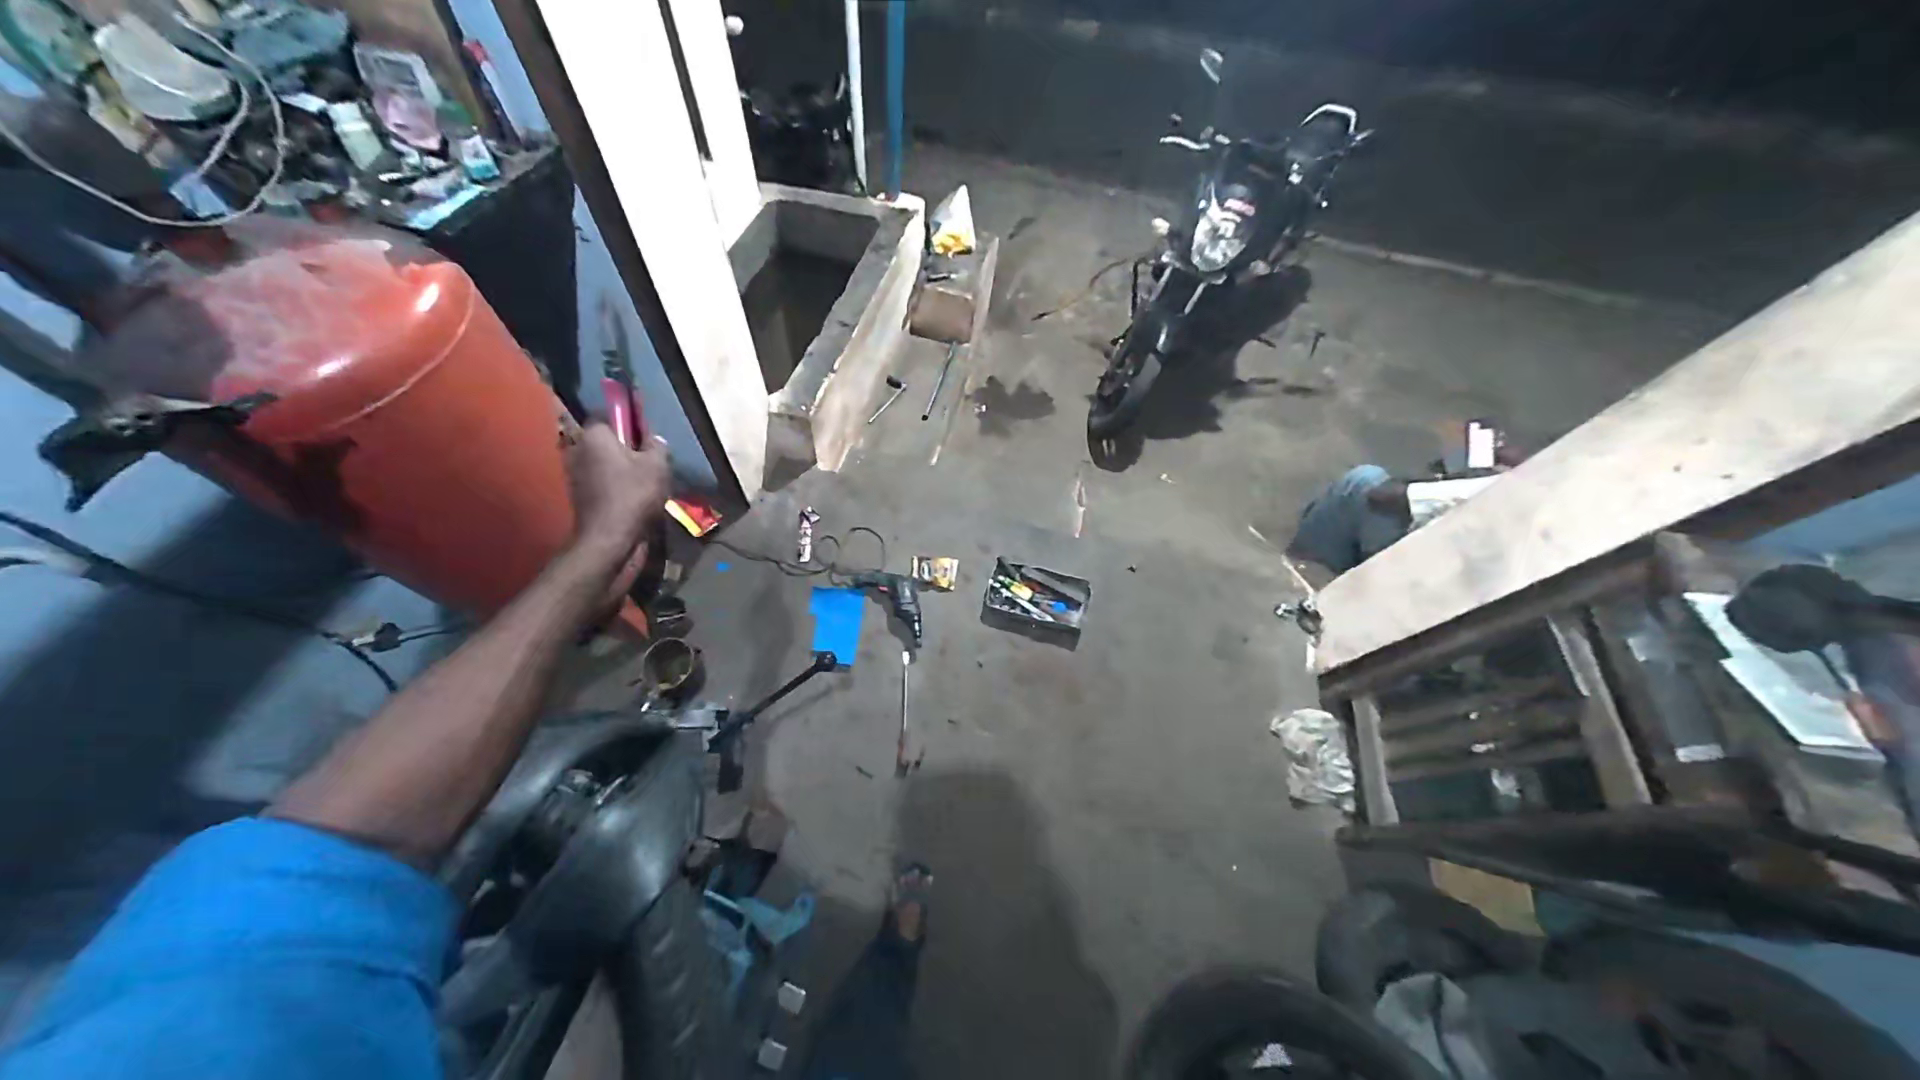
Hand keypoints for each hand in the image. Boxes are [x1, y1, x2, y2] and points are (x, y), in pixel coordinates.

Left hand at [564, 421, 669, 569]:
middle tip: (648, 459)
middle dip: (624, 447)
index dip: (626, 422)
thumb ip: (657, 446)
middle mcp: (578, 450)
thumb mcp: (658, 466)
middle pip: (604, 441)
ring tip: (644, 482)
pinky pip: (600, 482)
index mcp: (594, 435)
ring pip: (602, 463)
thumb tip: (653, 440)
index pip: (606, 415)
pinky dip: (614, 486)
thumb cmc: (633, 494)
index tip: (644, 435)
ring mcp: (575, 474)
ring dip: (619, 469)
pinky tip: (633, 498)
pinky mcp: (579, 496)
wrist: (609, 538)